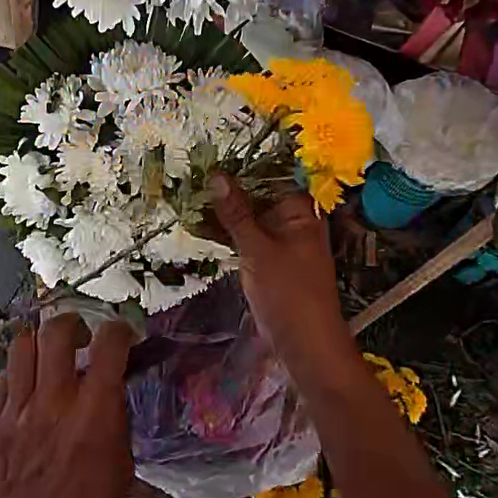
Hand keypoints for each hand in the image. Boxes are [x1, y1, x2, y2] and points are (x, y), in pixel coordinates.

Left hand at [0, 314, 132, 497]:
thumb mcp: (121, 470)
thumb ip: (114, 421)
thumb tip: (111, 391)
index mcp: (93, 414)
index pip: (108, 344)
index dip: (119, 330)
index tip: (123, 335)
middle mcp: (52, 402)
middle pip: (56, 331)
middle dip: (72, 323)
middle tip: (81, 338)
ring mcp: (16, 412)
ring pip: (21, 345)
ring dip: (39, 342)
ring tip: (49, 354)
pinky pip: (2, 380)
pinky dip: (18, 375)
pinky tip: (28, 389)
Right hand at [207, 174, 357, 375]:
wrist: (306, 345)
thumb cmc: (289, 293)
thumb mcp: (257, 249)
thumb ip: (236, 213)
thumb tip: (216, 175)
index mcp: (301, 211)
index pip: (273, 174)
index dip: (245, 162)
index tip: (213, 151)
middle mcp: (293, 220)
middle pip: (260, 194)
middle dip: (230, 186)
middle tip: (194, 171)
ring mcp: (281, 241)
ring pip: (250, 216)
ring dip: (225, 209)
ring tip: (190, 193)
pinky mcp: (269, 260)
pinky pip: (247, 236)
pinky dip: (228, 231)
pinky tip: (201, 223)